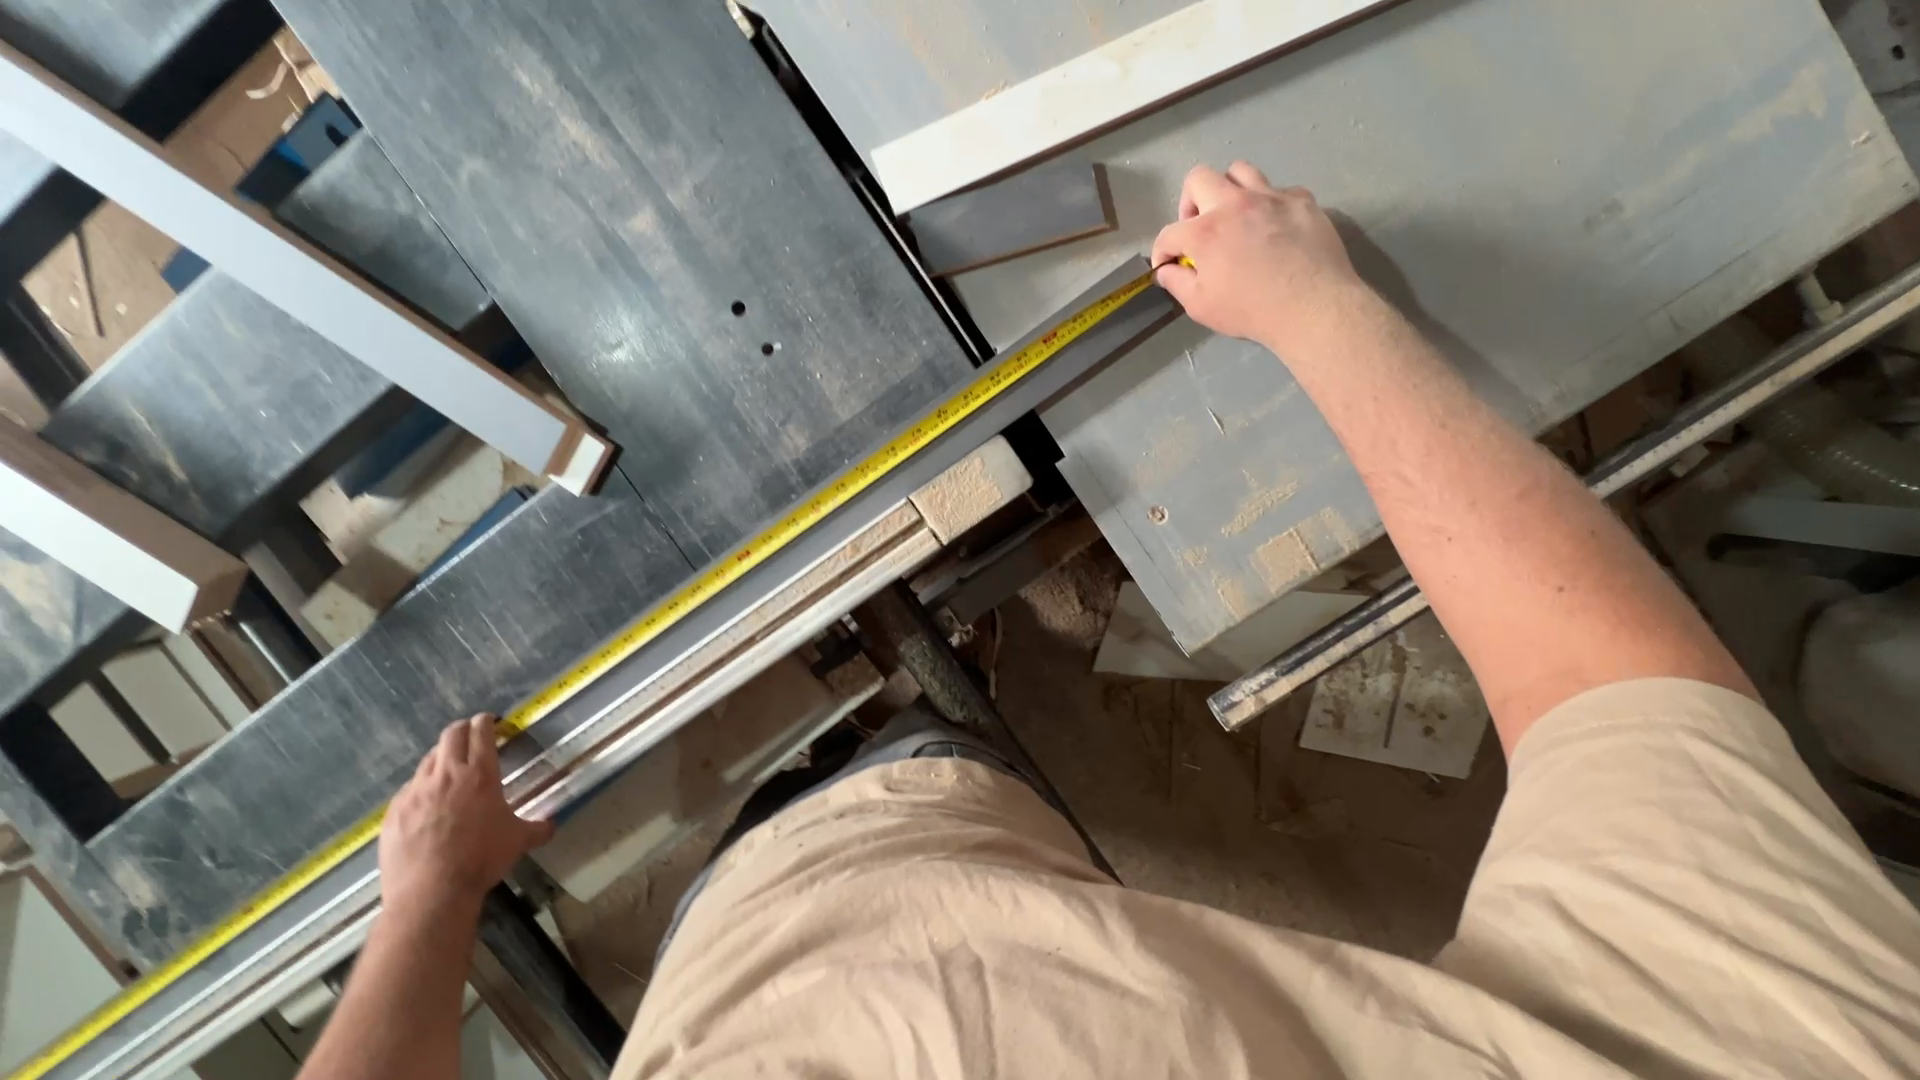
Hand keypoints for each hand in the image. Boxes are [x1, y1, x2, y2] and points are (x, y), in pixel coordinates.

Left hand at [379, 715, 554, 916]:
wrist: (431, 892)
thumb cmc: (481, 859)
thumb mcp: (517, 842)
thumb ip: (537, 829)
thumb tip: (552, 826)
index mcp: (480, 775)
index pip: (481, 733)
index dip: (486, 721)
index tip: (489, 720)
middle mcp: (446, 775)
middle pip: (450, 736)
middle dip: (462, 729)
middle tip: (470, 734)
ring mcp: (415, 792)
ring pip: (427, 760)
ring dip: (440, 757)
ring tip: (448, 769)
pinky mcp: (394, 812)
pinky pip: (409, 790)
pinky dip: (420, 788)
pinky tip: (426, 804)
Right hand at [1150, 162, 1366, 351]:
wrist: (1312, 307)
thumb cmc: (1251, 310)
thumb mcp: (1201, 306)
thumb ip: (1177, 283)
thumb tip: (1166, 270)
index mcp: (1205, 231)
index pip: (1169, 233)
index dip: (1162, 251)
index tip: (1168, 264)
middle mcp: (1235, 203)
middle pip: (1198, 179)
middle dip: (1189, 203)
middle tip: (1198, 228)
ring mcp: (1271, 197)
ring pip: (1240, 172)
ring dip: (1229, 191)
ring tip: (1234, 217)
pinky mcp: (1301, 200)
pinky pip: (1278, 190)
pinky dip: (1268, 206)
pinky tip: (1273, 227)